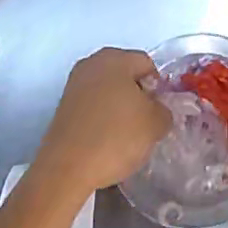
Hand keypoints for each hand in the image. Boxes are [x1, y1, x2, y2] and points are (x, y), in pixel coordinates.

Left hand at [35, 48, 170, 193]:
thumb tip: (158, 110)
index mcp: (115, 57)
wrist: (65, 170)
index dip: (158, 88)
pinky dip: (101, 120)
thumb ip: (165, 110)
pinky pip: (92, 107)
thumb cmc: (115, 137)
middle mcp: (92, 63)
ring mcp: (74, 85)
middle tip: (145, 124)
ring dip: (119, 109)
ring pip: (108, 92)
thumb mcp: (155, 124)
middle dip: (138, 97)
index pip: (147, 64)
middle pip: (126, 76)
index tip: (159, 112)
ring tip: (125, 137)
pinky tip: (106, 142)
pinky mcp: (62, 108)